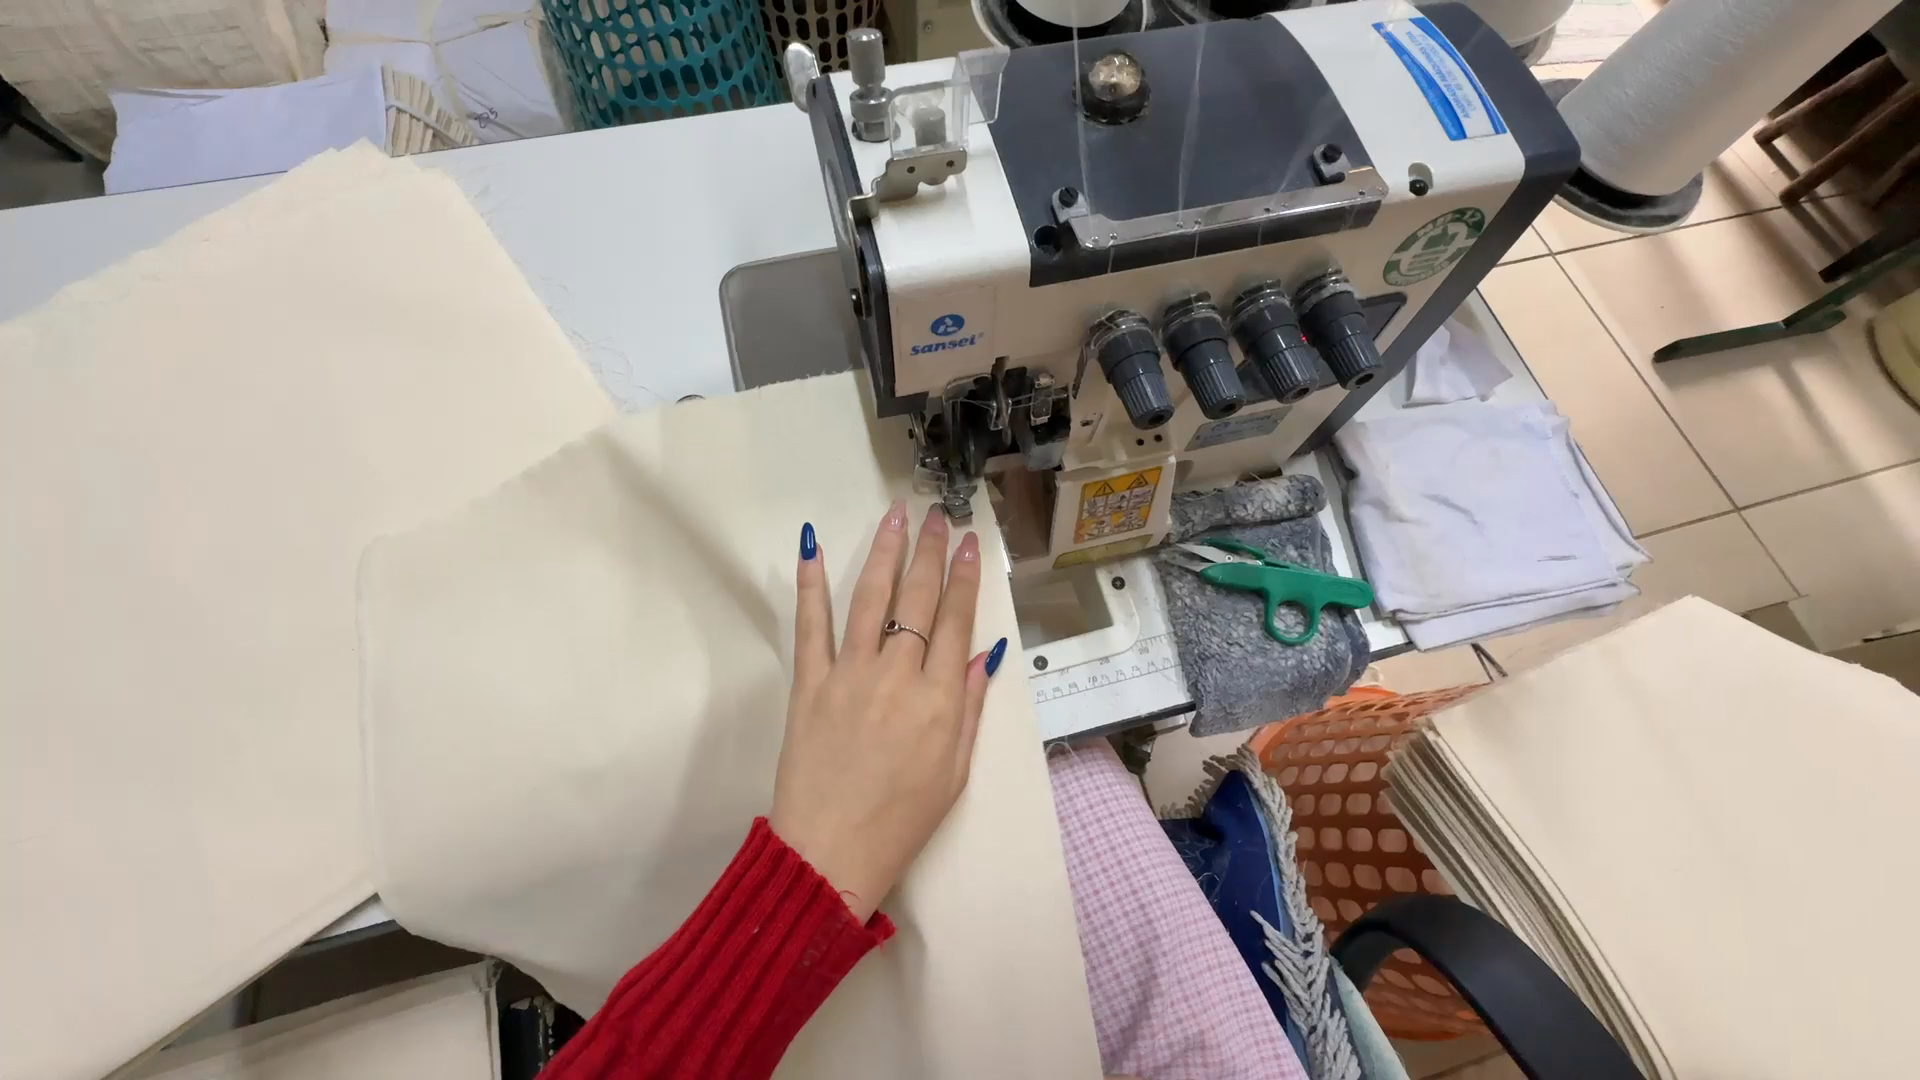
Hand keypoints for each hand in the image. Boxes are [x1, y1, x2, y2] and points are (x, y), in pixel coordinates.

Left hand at [770, 499, 1008, 920]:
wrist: (830, 853)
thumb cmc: (902, 820)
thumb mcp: (955, 771)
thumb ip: (970, 707)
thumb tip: (987, 651)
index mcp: (940, 699)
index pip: (956, 621)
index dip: (965, 577)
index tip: (969, 542)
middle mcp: (898, 675)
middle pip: (918, 600)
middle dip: (931, 552)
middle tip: (938, 516)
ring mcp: (850, 674)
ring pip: (871, 599)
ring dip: (886, 552)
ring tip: (896, 515)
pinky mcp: (809, 683)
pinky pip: (811, 625)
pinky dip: (811, 583)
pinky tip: (812, 545)